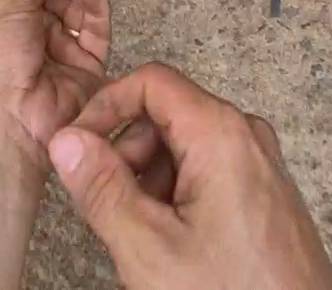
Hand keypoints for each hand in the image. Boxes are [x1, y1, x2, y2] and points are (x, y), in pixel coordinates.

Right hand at [46, 63, 331, 289]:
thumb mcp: (150, 248)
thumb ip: (102, 188)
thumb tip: (66, 141)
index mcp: (221, 132)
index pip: (151, 81)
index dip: (105, 106)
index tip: (76, 143)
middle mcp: (246, 135)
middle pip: (167, 113)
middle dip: (126, 152)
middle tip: (105, 203)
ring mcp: (260, 164)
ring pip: (185, 145)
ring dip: (149, 179)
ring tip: (141, 235)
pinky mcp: (265, 193)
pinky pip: (208, 170)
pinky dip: (177, 195)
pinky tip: (172, 244)